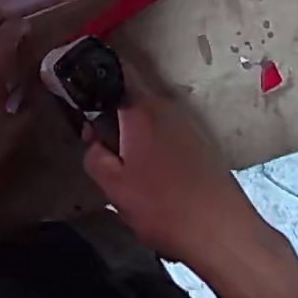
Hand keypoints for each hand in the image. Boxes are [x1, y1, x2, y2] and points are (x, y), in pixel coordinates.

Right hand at [82, 54, 286, 279]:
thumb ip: (94, 155)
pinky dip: (151, 139)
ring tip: (121, 159)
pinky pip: (166, 128)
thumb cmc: (162, 206)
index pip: (118, 70)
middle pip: (132, 93)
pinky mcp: (200, 139)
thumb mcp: (114, 186)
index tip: (78, 83)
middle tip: (95, 137)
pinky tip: (149, 169)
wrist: (219, 228)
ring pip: (149, 113)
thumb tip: (94, 137)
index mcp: (142, 110)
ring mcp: (187, 121)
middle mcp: (167, 107)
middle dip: (110, 108)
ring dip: (131, 127)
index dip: (96, 71)